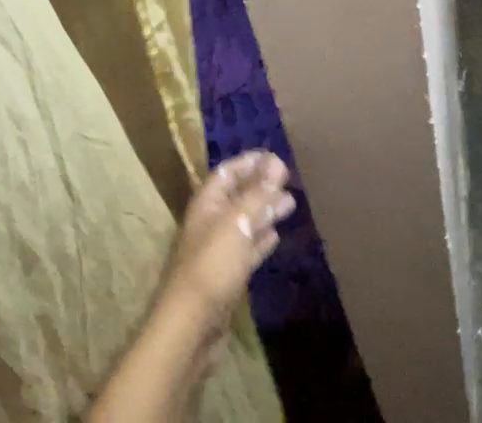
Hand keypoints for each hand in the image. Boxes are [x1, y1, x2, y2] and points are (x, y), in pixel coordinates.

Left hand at [157, 150, 295, 339]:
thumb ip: (257, 194)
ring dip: (264, 210)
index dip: (250, 162)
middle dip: (261, 185)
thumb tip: (276, 163)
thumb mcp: (236, 223)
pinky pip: (246, 248)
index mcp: (206, 204)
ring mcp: (217, 249)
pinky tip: (275, 235)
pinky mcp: (226, 274)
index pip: (227, 173)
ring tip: (289, 203)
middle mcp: (210, 222)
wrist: (191, 324)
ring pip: (244, 221)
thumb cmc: (212, 266)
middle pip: (237, 195)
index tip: (276, 158)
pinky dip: (260, 238)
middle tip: (288, 178)